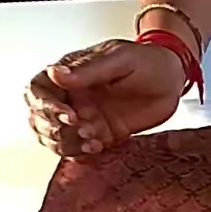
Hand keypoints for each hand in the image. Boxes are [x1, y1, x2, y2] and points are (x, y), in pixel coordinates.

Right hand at [24, 39, 186, 157]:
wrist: (172, 80)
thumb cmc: (147, 61)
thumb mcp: (119, 59)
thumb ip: (89, 69)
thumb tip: (55, 73)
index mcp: (71, 75)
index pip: (38, 91)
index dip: (45, 106)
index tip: (67, 115)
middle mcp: (73, 98)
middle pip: (39, 118)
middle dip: (51, 129)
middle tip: (78, 129)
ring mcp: (86, 118)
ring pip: (56, 137)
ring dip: (66, 143)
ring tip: (90, 139)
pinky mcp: (101, 134)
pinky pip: (80, 148)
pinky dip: (82, 151)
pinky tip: (97, 146)